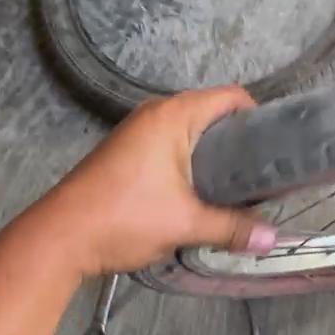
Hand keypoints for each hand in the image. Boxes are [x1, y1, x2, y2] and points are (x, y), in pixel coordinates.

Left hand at [24, 86, 276, 275]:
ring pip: (188, 126)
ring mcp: (138, 127)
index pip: (229, 96)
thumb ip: (231, 227)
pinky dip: (188, 154)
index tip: (274, 142)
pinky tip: (197, 185)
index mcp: (174, 114)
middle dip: (235, 136)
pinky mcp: (126, 147)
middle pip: (209, 109)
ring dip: (210, 148)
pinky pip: (169, 138)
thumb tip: (272, 238)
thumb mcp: (184, 223)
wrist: (60, 237)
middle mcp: (157, 111)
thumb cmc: (124, 217)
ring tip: (234, 179)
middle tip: (260, 166)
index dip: (256, 114)